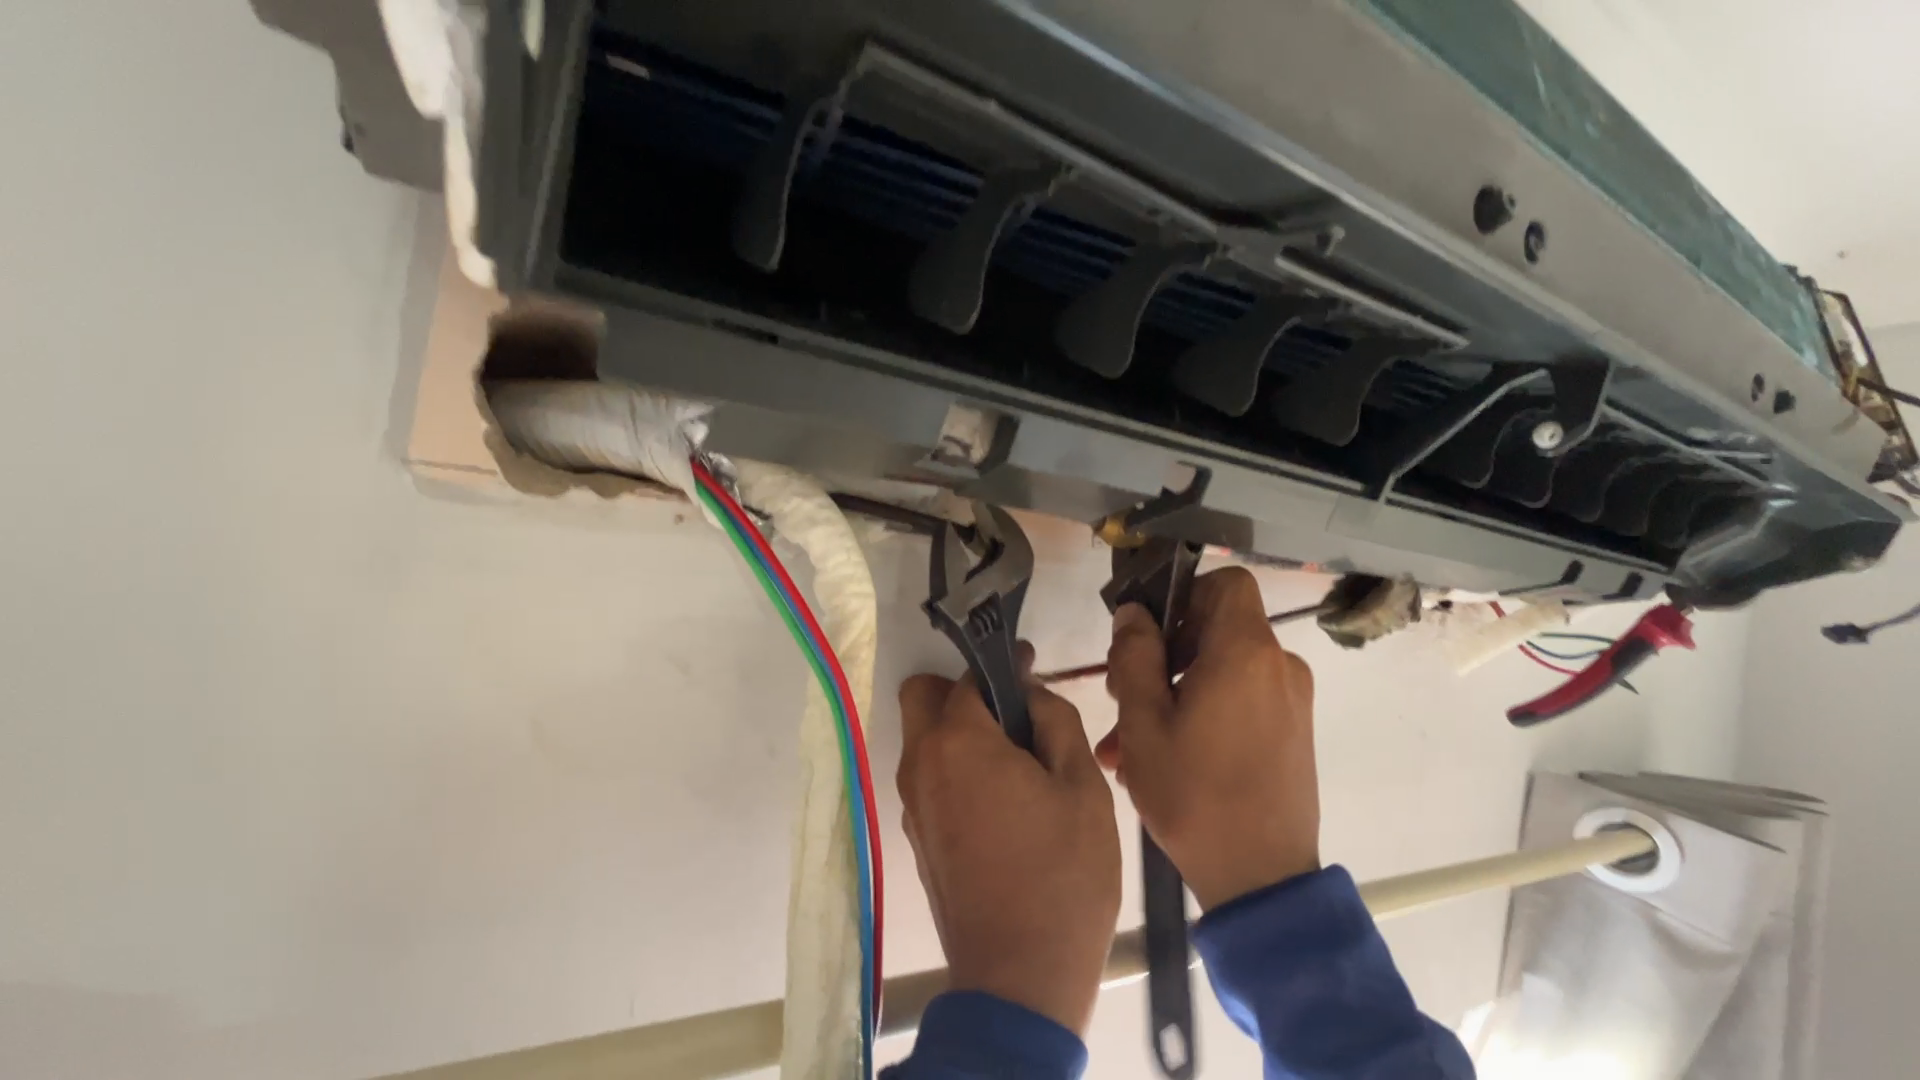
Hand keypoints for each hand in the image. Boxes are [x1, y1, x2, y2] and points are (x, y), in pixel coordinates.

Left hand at [898, 654, 1121, 1033]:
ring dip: (958, 729)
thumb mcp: (1082, 787)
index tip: (1034, 669)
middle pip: (922, 696)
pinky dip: (955, 767)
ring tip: (1017, 760)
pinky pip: (929, 777)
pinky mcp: (916, 837)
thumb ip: (1056, 721)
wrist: (1019, 975)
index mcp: (958, 742)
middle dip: (962, 690)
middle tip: (1014, 715)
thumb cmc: (1063, 875)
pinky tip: (1002, 799)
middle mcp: (921, 764)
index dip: (1006, 666)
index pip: (971, 676)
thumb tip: (1031, 695)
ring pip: (922, 738)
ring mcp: (911, 804)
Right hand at [1099, 566, 1319, 910]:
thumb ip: (1135, 657)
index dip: (1183, 595)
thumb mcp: (1144, 724)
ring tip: (1129, 743)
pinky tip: (1163, 757)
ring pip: (1221, 671)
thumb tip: (1134, 613)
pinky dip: (1202, 713)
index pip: (1225, 583)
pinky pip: (1240, 701)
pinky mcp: (1291, 732)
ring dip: (1173, 693)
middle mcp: (1278, 666)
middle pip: (1216, 629)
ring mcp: (1290, 701)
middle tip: (1121, 699)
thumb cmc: (1194, 796)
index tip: (1148, 635)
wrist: (1261, 879)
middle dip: (1163, 655)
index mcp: (1245, 652)